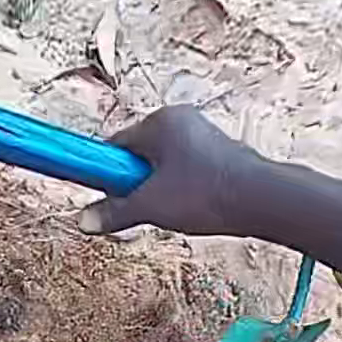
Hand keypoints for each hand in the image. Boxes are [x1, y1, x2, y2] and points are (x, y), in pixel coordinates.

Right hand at [78, 107, 264, 236]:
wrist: (258, 200)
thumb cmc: (205, 195)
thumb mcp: (150, 207)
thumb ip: (114, 213)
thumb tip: (82, 222)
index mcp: (158, 122)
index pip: (115, 145)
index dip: (106, 174)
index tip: (106, 197)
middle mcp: (178, 119)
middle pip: (137, 154)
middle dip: (133, 183)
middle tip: (143, 209)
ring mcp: (198, 133)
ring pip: (159, 163)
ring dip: (155, 188)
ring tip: (170, 209)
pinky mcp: (213, 150)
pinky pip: (179, 167)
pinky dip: (175, 187)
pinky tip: (187, 206)